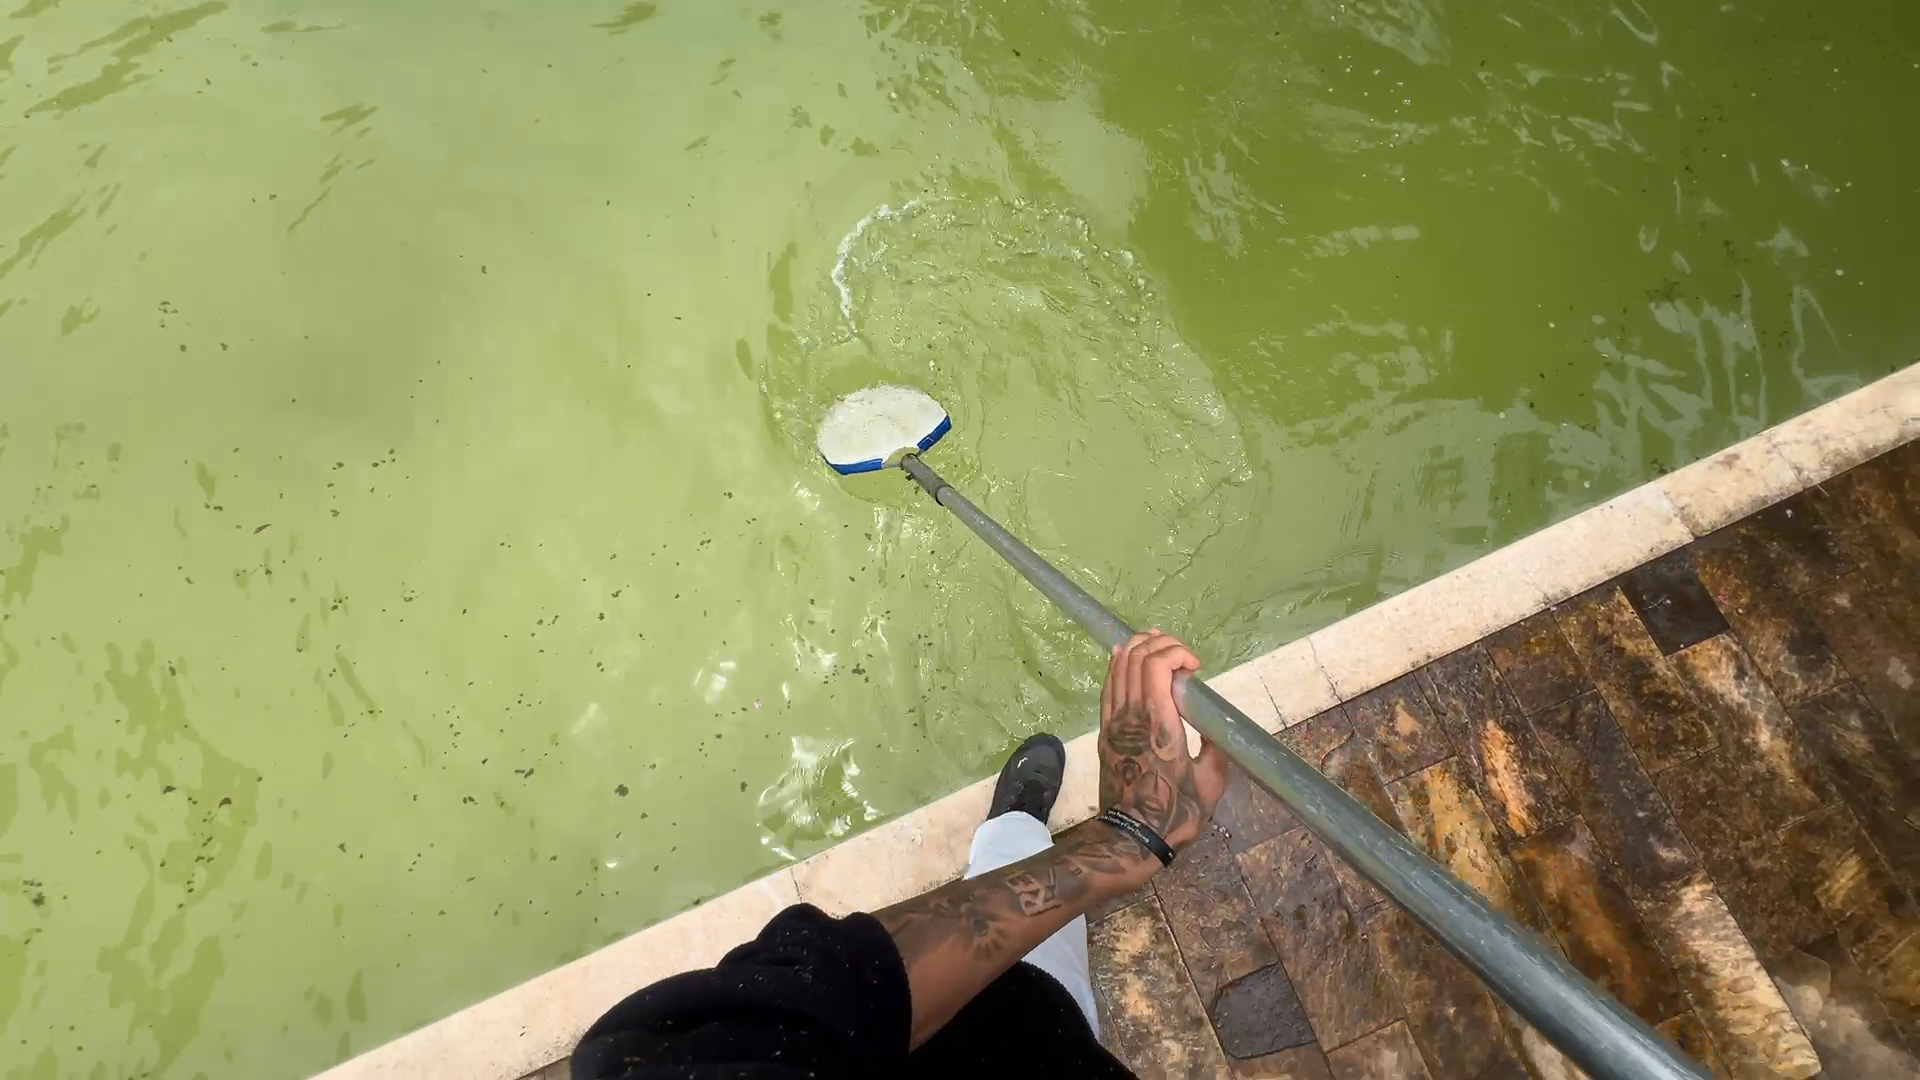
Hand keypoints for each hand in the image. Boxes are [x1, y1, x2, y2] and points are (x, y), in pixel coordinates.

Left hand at [1098, 631, 1228, 852]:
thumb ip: (1216, 749)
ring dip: (1136, 648)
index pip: (1156, 665)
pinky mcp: (1104, 730)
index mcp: (1158, 722)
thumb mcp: (1211, 783)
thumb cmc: (1176, 812)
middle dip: (1158, 643)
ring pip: (1117, 668)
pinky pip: (1107, 687)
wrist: (1131, 835)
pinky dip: (1116, 665)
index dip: (1175, 652)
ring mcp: (1113, 721)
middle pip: (1135, 658)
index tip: (1195, 666)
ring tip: (1154, 641)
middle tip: (1179, 650)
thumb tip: (1217, 729)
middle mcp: (1131, 714)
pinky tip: (1124, 657)